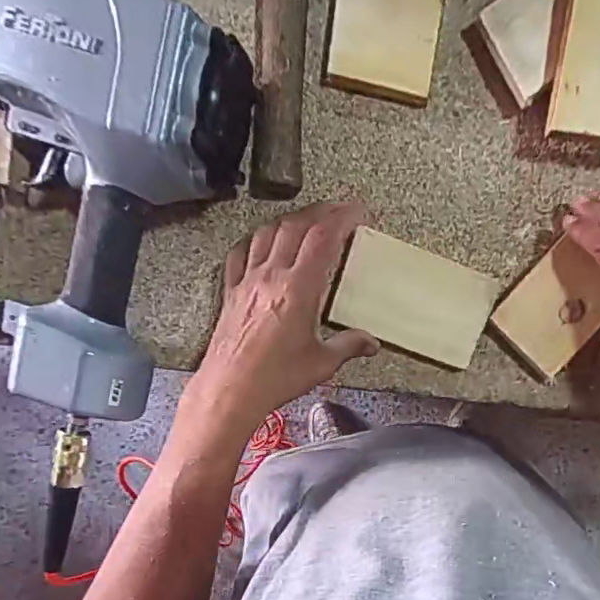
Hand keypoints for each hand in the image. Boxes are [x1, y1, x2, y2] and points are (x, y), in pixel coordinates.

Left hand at [185, 203, 378, 433]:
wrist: (230, 389)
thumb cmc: (273, 377)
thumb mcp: (322, 363)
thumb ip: (349, 346)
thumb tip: (369, 342)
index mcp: (298, 288)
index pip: (323, 238)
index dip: (342, 218)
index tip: (356, 211)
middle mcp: (271, 277)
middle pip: (296, 226)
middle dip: (320, 212)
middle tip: (338, 210)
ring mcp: (248, 282)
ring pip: (267, 233)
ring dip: (289, 220)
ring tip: (304, 219)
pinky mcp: (232, 293)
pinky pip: (241, 254)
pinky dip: (255, 239)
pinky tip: (260, 241)